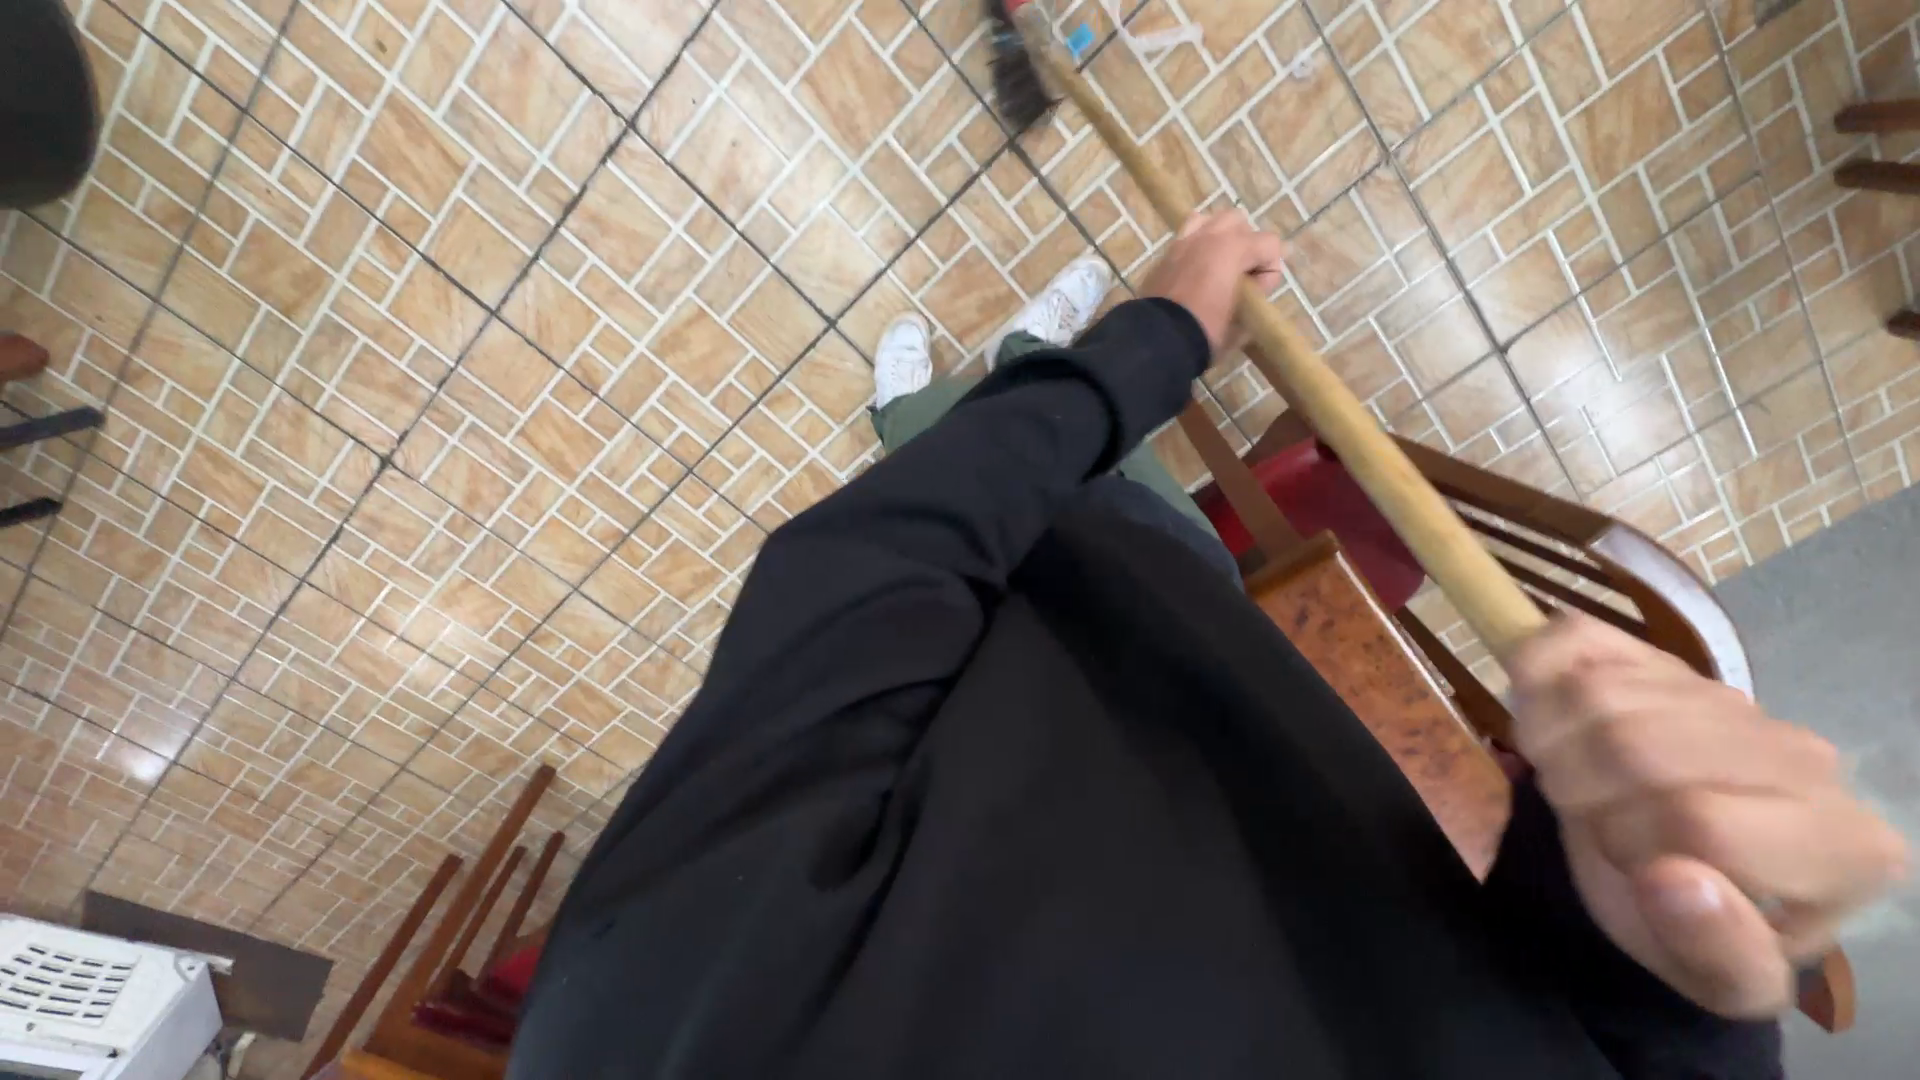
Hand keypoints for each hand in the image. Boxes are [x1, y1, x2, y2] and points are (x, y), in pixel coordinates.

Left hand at [1138, 211, 1283, 352]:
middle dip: (1246, 244)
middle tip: (1241, 273)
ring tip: (1217, 264)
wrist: (1157, 341)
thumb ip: (1256, 298)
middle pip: (1238, 222)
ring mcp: (1182, 243)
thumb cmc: (1205, 332)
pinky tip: (1194, 272)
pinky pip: (1185, 239)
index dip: (1271, 269)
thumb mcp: (1242, 323)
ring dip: (1218, 237)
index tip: (1259, 294)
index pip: (1270, 244)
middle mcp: (1208, 237)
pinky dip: (1195, 249)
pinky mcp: (1163, 257)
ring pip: (1208, 221)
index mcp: (1233, 249)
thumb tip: (1256, 287)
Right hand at [1509, 615, 1906, 1017]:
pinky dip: (1534, 675)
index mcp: (1840, 845)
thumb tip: (1673, 880)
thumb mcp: (1712, 974)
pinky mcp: (1651, 653)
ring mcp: (1722, 693)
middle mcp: (1799, 755)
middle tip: (1582, 812)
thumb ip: (1714, 951)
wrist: (1661, 853)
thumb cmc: (1689, 918)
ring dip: (1548, 739)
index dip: (1629, 841)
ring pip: (1593, 692)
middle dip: (1577, 787)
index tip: (1623, 860)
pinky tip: (1551, 713)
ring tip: (1568, 771)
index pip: (1700, 820)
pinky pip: (1570, 639)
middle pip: (1633, 746)